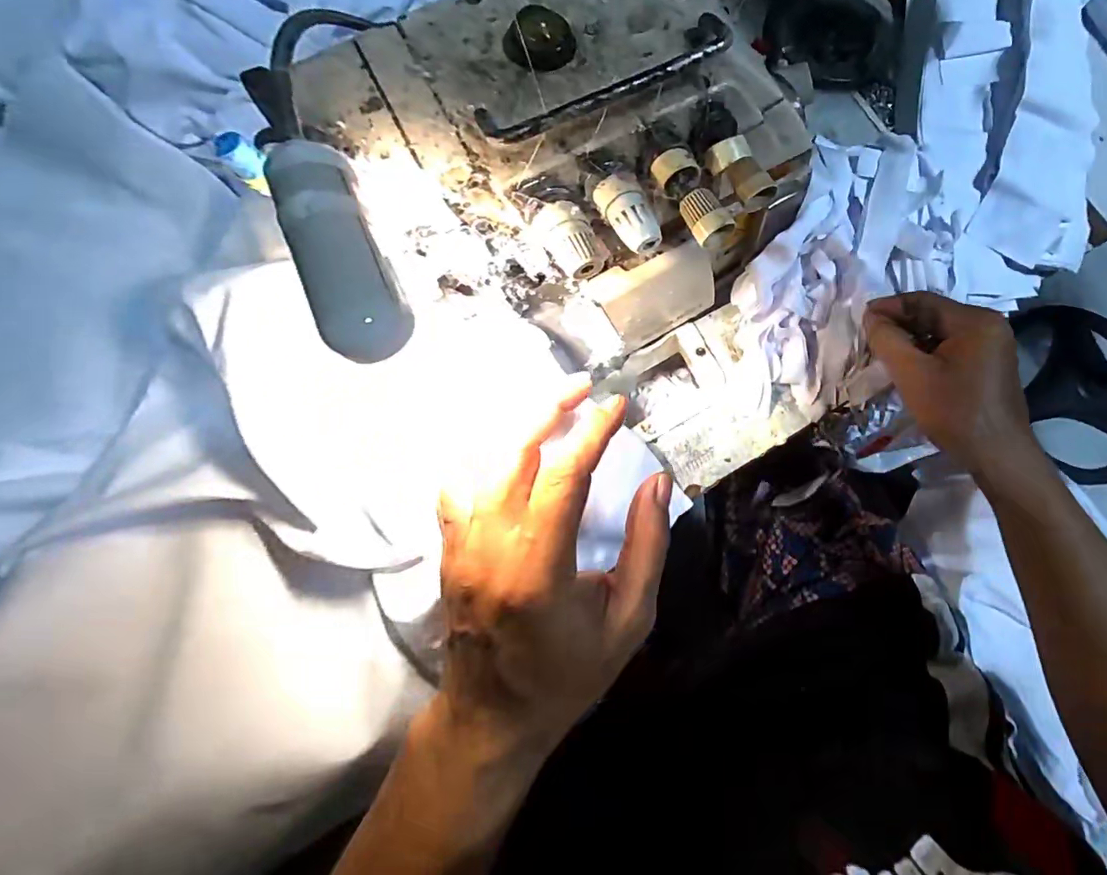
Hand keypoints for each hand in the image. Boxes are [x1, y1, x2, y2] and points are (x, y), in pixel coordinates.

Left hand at [436, 376, 672, 756]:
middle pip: (518, 457)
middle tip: (585, 386)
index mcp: (538, 569)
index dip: (593, 434)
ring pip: (489, 468)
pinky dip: (488, 464)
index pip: (564, 478)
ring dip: (526, 432)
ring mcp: (462, 551)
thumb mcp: (629, 621)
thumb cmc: (569, 676)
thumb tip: (657, 481)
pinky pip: (462, 492)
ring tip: (560, 409)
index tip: (618, 405)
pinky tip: (512, 455)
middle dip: (553, 412)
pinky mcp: (449, 554)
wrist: (492, 720)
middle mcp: (491, 550)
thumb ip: (647, 547)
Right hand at [863, 292, 1034, 474]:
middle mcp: (990, 325)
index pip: (923, 301)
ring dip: (912, 342)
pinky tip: (910, 370)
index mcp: (976, 320)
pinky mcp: (990, 366)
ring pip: (941, 334)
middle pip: (934, 316)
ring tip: (885, 356)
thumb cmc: (956, 413)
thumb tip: (872, 316)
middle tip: (871, 340)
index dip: (889, 308)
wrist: (999, 457)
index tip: (863, 320)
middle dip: (900, 326)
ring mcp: (993, 346)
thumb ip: (888, 340)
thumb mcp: (913, 374)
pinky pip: (952, 350)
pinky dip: (929, 355)